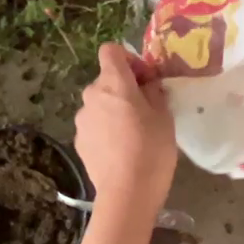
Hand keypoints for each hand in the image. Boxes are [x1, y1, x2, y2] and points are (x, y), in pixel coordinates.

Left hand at [73, 44, 177, 221]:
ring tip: (132, 133)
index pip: (110, 51)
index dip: (128, 59)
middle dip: (124, 88)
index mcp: (114, 83)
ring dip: (113, 109)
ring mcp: (82, 119)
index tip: (144, 78)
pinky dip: (105, 129)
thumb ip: (154, 92)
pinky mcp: (78, 140)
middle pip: (106, 80)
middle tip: (145, 108)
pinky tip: (120, 150)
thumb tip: (147, 84)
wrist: (127, 193)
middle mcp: (92, 95)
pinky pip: (94, 124)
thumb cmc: (151, 149)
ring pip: (99, 104)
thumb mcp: (164, 116)